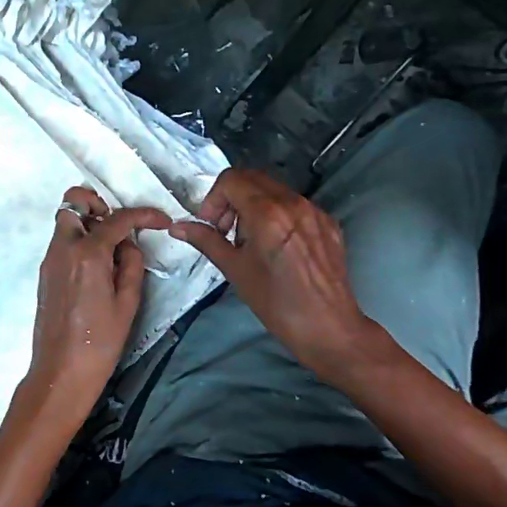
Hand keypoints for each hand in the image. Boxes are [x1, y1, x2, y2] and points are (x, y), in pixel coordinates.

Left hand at [14, 187, 170, 436]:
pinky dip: (79, 240)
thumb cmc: (100, 341)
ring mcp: (50, 260)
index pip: (117, 218)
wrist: (61, 371)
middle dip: (98, 203)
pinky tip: (98, 266)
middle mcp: (63, 248)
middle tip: (119, 226)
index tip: (162, 221)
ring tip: (112, 249)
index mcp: (87, 253)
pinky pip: (62, 242)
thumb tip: (128, 244)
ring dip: (88, 221)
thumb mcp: (128, 302)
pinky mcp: (45, 273)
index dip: (144, 215)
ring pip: (65, 221)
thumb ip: (131, 264)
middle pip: (73, 202)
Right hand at [168, 169, 399, 377]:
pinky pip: (294, 205)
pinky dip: (276, 214)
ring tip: (250, 241)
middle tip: (225, 231)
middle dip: (231, 199)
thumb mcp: (235, 270)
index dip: (213, 199)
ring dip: (253, 205)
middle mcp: (294, 203)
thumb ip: (206, 241)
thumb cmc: (276, 303)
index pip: (231, 180)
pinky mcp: (328, 223)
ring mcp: (315, 211)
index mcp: (268, 213)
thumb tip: (178, 227)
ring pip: (274, 190)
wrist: (329, 328)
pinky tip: (275, 247)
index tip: (212, 226)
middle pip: (252, 178)